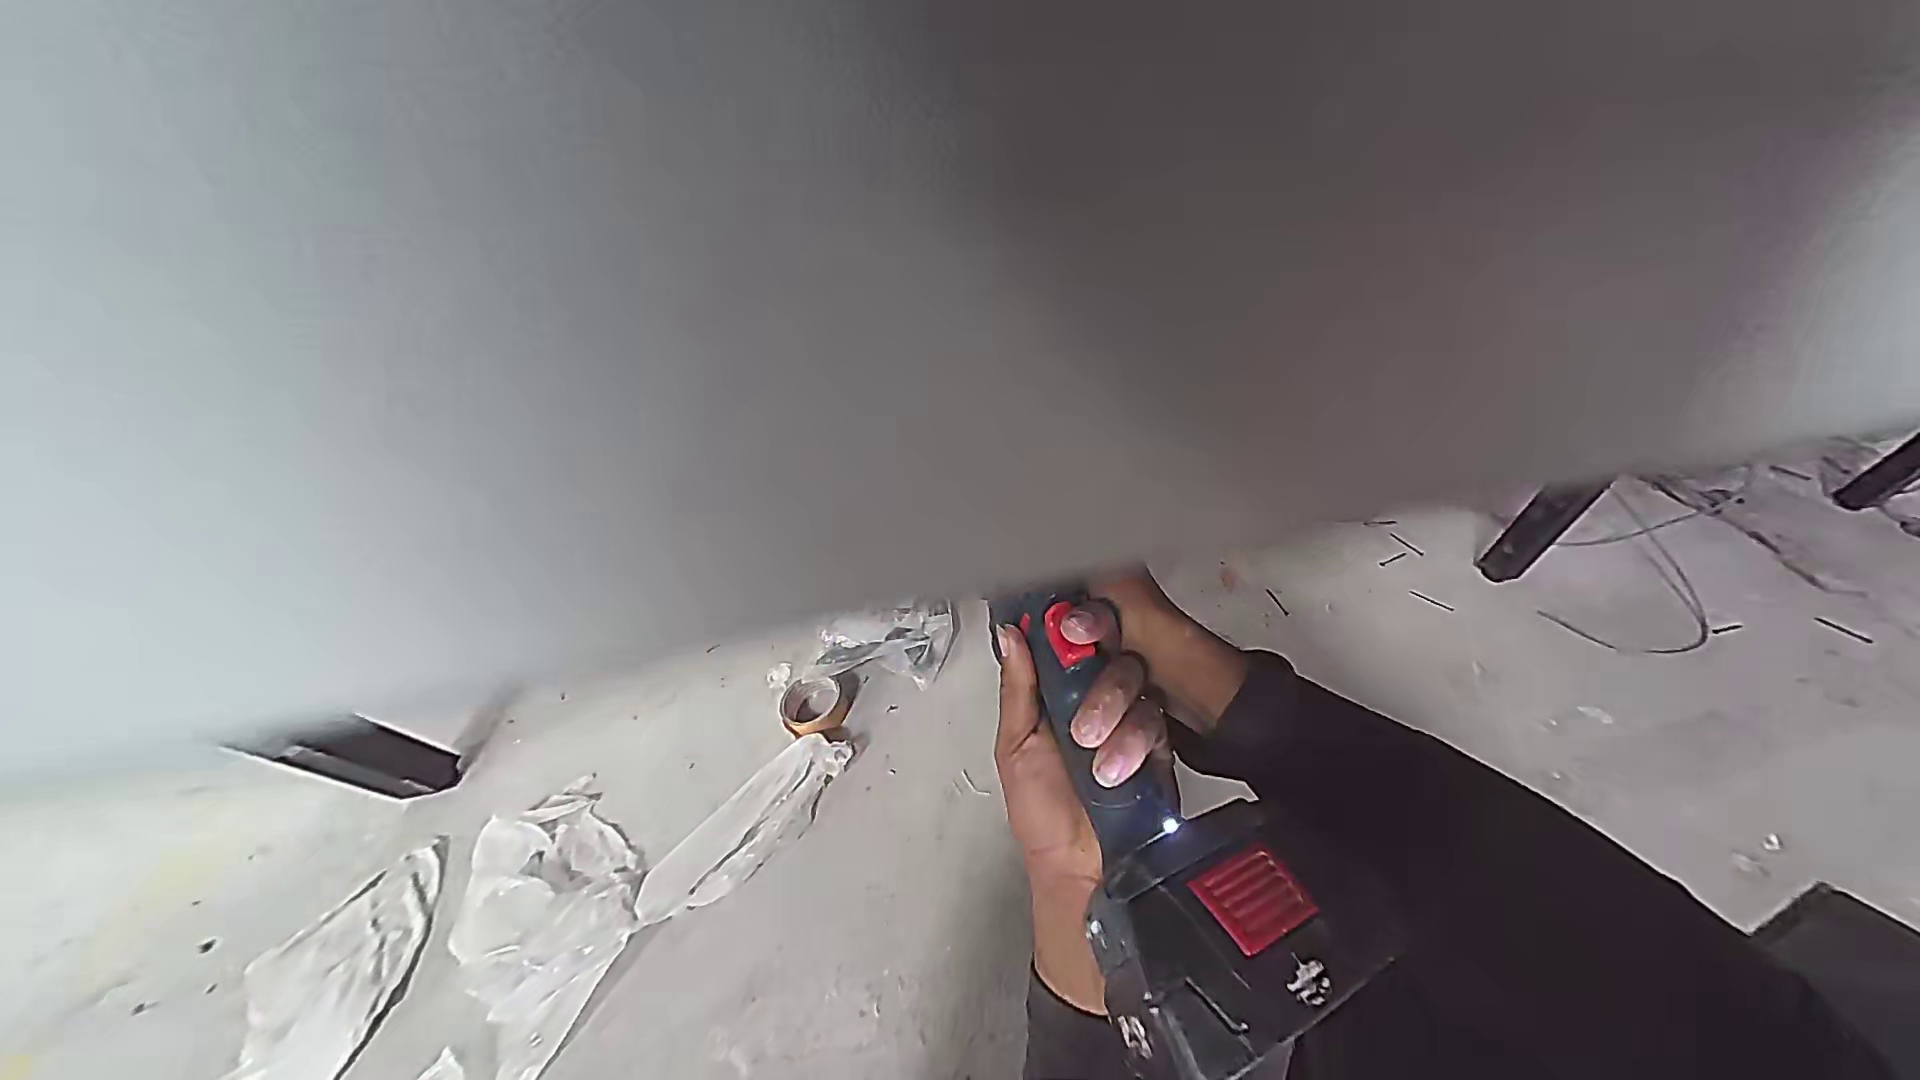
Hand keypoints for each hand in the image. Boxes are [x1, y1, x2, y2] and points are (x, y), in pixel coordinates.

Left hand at [992, 586, 1176, 1013]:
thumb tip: (1010, 634)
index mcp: (1055, 692)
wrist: (1082, 868)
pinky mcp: (1156, 741)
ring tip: (1090, 752)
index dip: (1069, 627)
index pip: (1067, 644)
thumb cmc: (1040, 809)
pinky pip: (1154, 719)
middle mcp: (1092, 695)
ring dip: (1111, 713)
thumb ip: (1018, 688)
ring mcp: (1126, 716)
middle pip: (1106, 654)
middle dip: (1094, 678)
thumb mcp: (1016, 745)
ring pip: (1132, 681)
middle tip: (1079, 707)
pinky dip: (1135, 740)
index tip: (1070, 620)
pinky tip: (1117, 767)